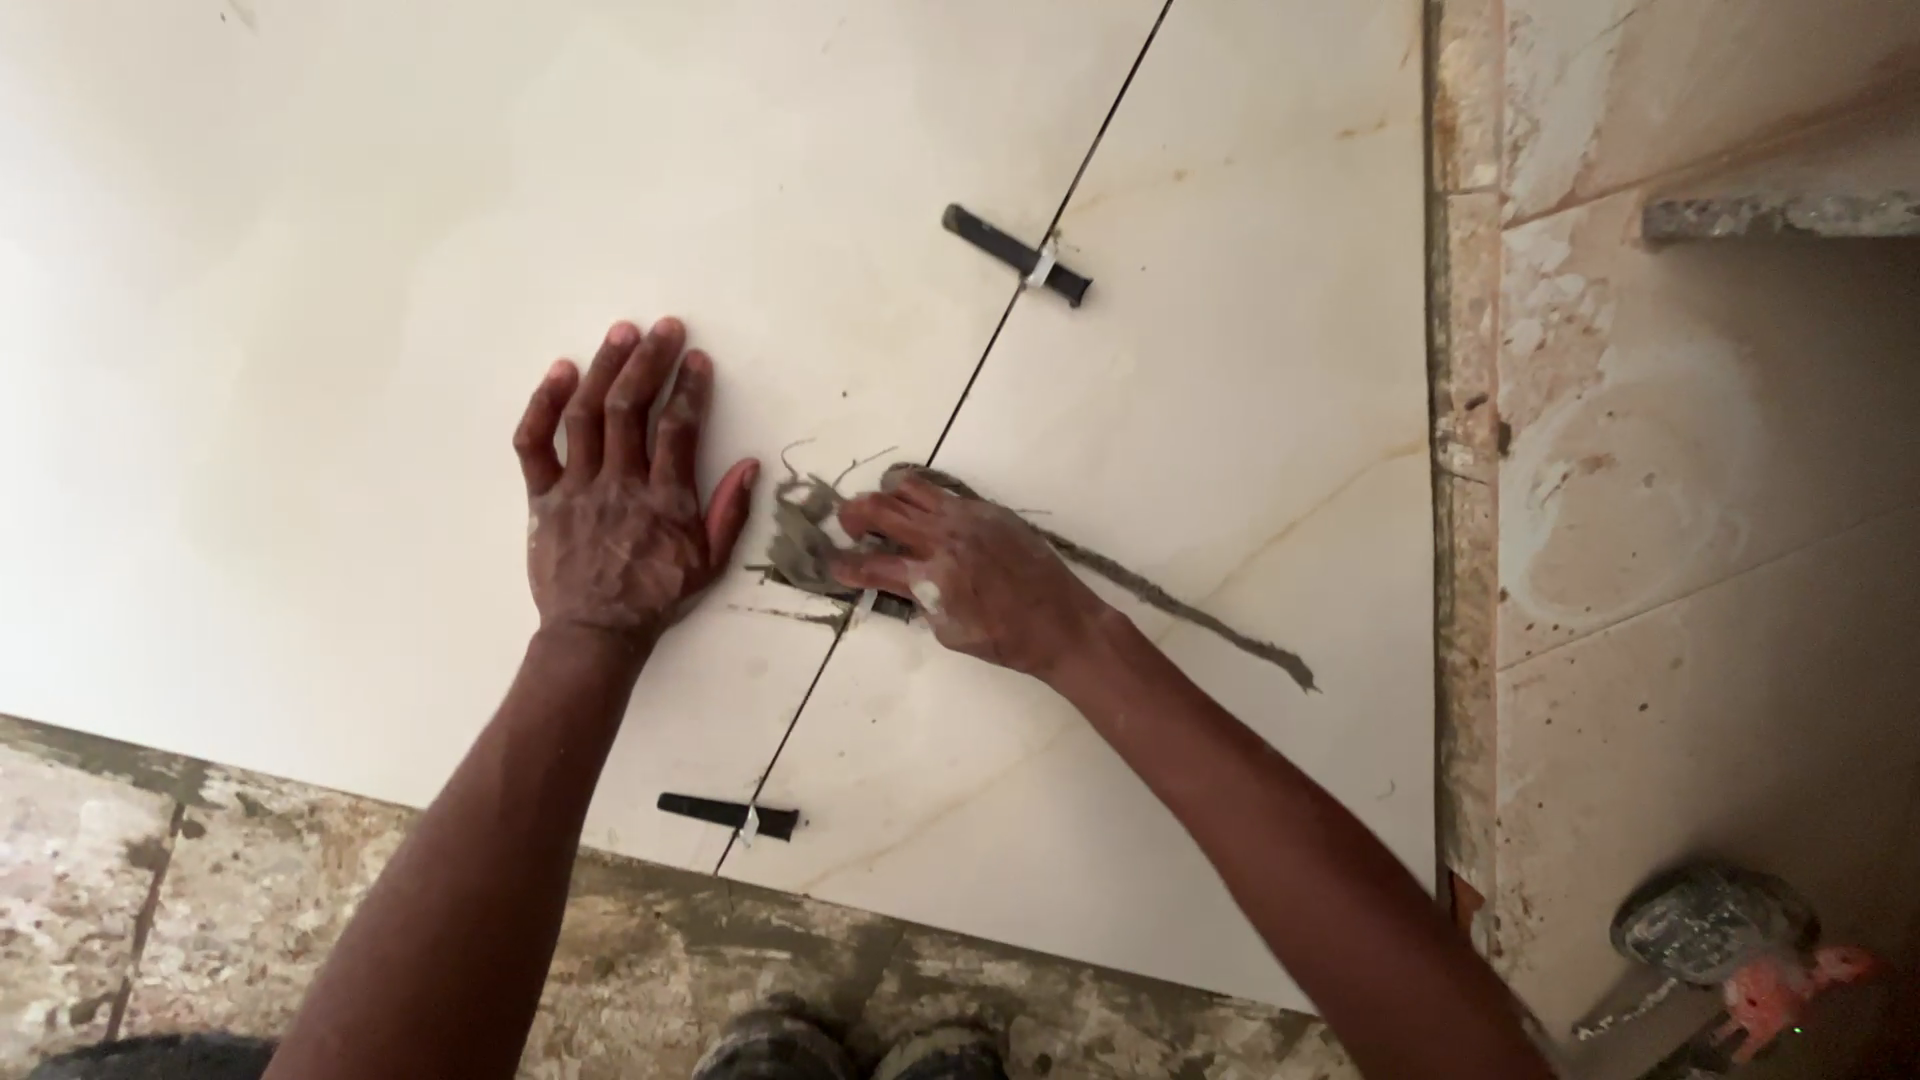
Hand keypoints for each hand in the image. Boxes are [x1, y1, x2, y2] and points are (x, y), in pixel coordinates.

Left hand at [513, 317, 758, 648]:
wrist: (596, 631)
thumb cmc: (658, 596)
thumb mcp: (711, 562)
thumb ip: (730, 512)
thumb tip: (751, 464)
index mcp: (666, 501)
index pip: (679, 430)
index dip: (690, 389)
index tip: (698, 359)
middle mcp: (620, 484)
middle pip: (631, 408)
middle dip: (649, 361)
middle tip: (663, 328)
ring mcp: (577, 488)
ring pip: (586, 415)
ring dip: (605, 368)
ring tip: (620, 333)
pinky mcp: (542, 497)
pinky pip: (534, 443)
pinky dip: (544, 404)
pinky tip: (561, 371)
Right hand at [830, 470, 1113, 678]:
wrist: (1063, 622)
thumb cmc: (1006, 639)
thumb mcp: (950, 633)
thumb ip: (921, 601)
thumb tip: (903, 581)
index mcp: (933, 577)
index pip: (872, 565)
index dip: (845, 565)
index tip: (831, 564)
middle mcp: (945, 538)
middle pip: (882, 510)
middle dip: (854, 515)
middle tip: (847, 524)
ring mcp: (968, 518)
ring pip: (912, 488)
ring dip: (888, 495)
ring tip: (884, 508)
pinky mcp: (989, 511)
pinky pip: (945, 493)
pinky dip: (924, 498)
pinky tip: (925, 512)